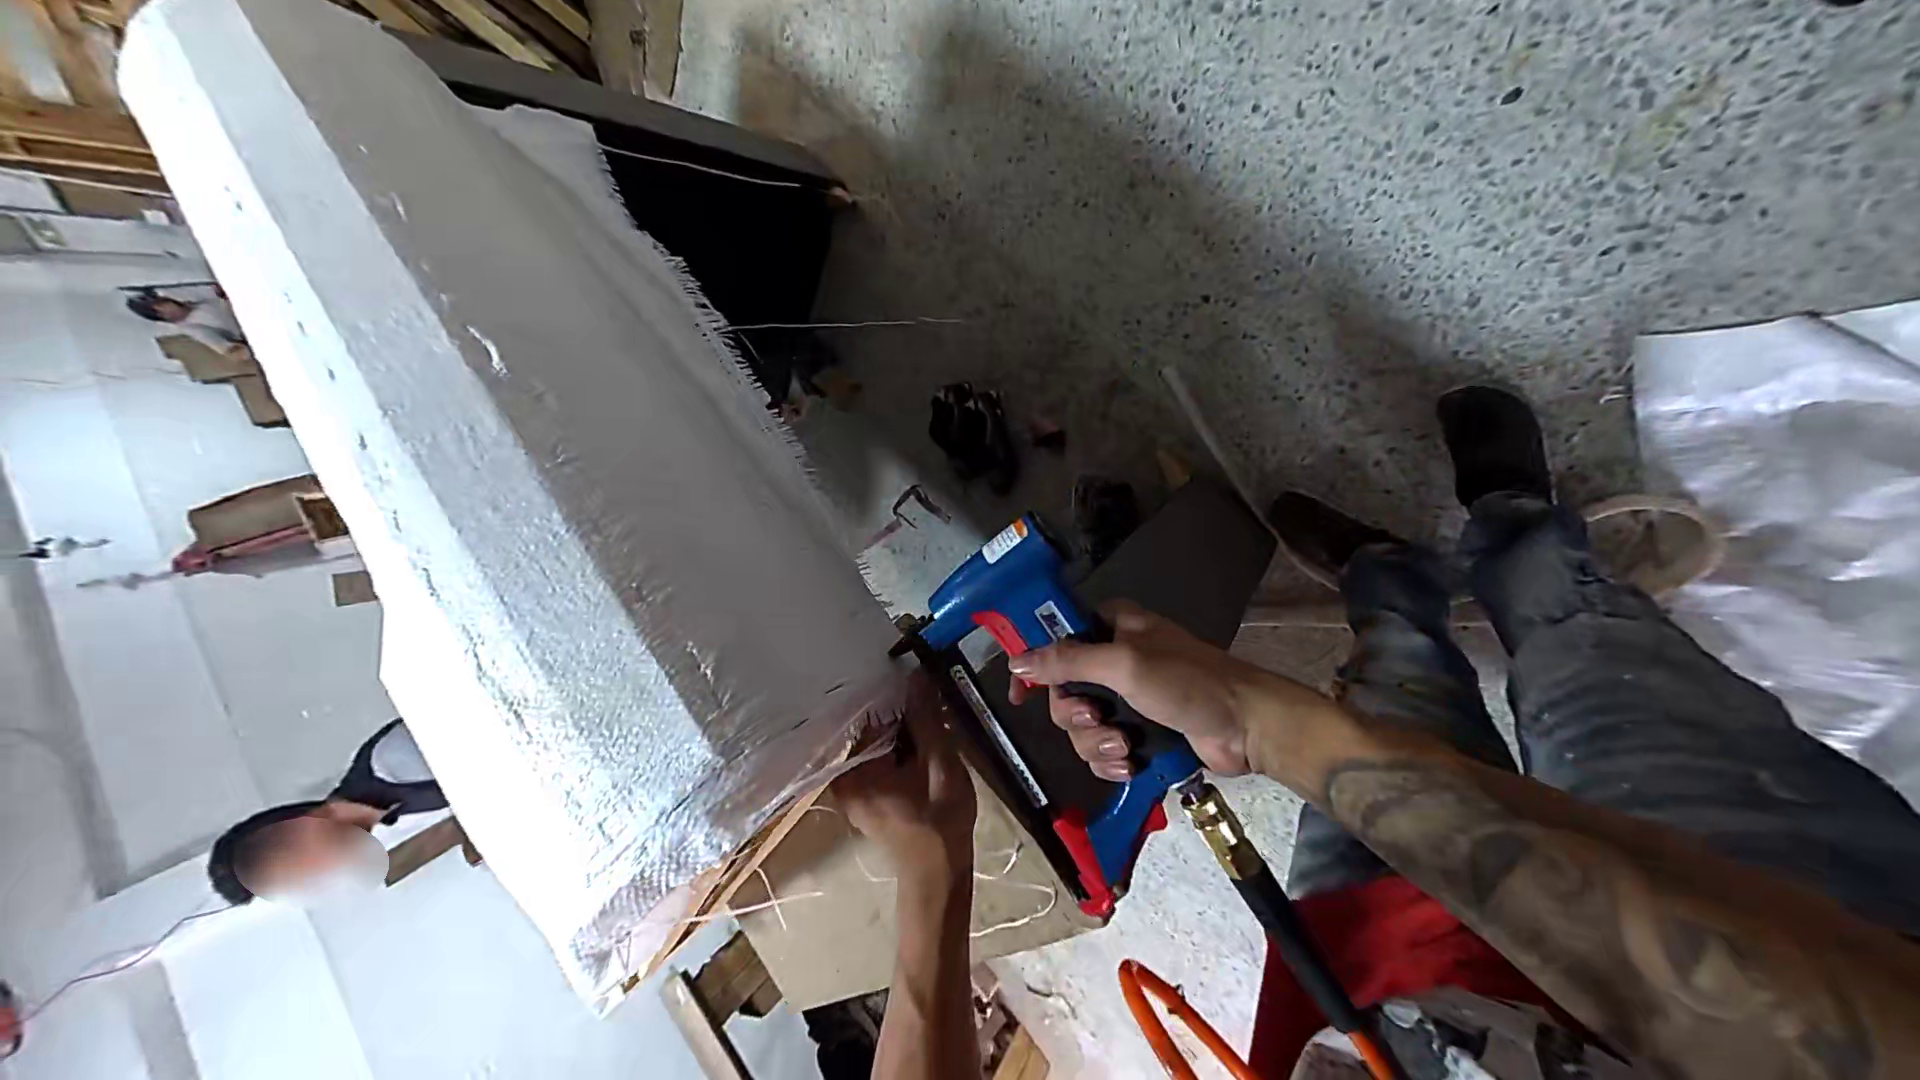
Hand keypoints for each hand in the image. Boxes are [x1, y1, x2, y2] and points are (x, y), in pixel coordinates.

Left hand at [834, 675, 976, 879]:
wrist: (939, 873)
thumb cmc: (940, 820)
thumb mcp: (940, 763)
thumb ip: (925, 718)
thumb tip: (916, 674)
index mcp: (854, 770)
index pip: (871, 715)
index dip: (899, 701)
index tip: (922, 692)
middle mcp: (842, 777)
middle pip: (872, 729)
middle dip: (902, 718)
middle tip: (933, 712)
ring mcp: (850, 788)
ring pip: (877, 743)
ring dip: (902, 733)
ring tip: (931, 726)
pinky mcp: (862, 795)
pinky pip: (878, 758)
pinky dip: (898, 750)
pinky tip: (921, 748)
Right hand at [1007, 600, 1316, 779]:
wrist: (1246, 726)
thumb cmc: (1187, 682)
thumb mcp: (1125, 664)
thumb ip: (1068, 661)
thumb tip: (1017, 662)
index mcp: (1109, 627)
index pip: (1054, 639)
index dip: (1034, 665)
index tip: (1020, 694)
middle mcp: (1111, 659)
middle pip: (1062, 691)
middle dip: (1076, 715)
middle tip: (1096, 719)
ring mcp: (1124, 697)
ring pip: (1079, 726)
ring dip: (1096, 742)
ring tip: (1125, 747)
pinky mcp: (1136, 730)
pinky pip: (1100, 748)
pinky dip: (1110, 760)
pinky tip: (1129, 765)